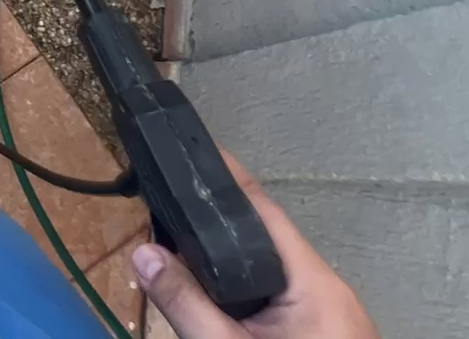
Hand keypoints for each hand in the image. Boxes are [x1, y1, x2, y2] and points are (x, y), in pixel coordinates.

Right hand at [135, 153, 377, 338]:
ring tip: (167, 237)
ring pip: (262, 266)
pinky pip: (268, 293)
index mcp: (315, 285)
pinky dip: (232, 283)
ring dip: (217, 253)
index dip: (220, 176)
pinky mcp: (317, 335)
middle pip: (259, 235)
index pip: (262, 209)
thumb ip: (186, 304)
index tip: (177, 148)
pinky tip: (201, 289)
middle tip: (155, 197)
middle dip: (207, 217)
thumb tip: (141, 251)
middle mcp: (326, 291)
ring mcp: (326, 317)